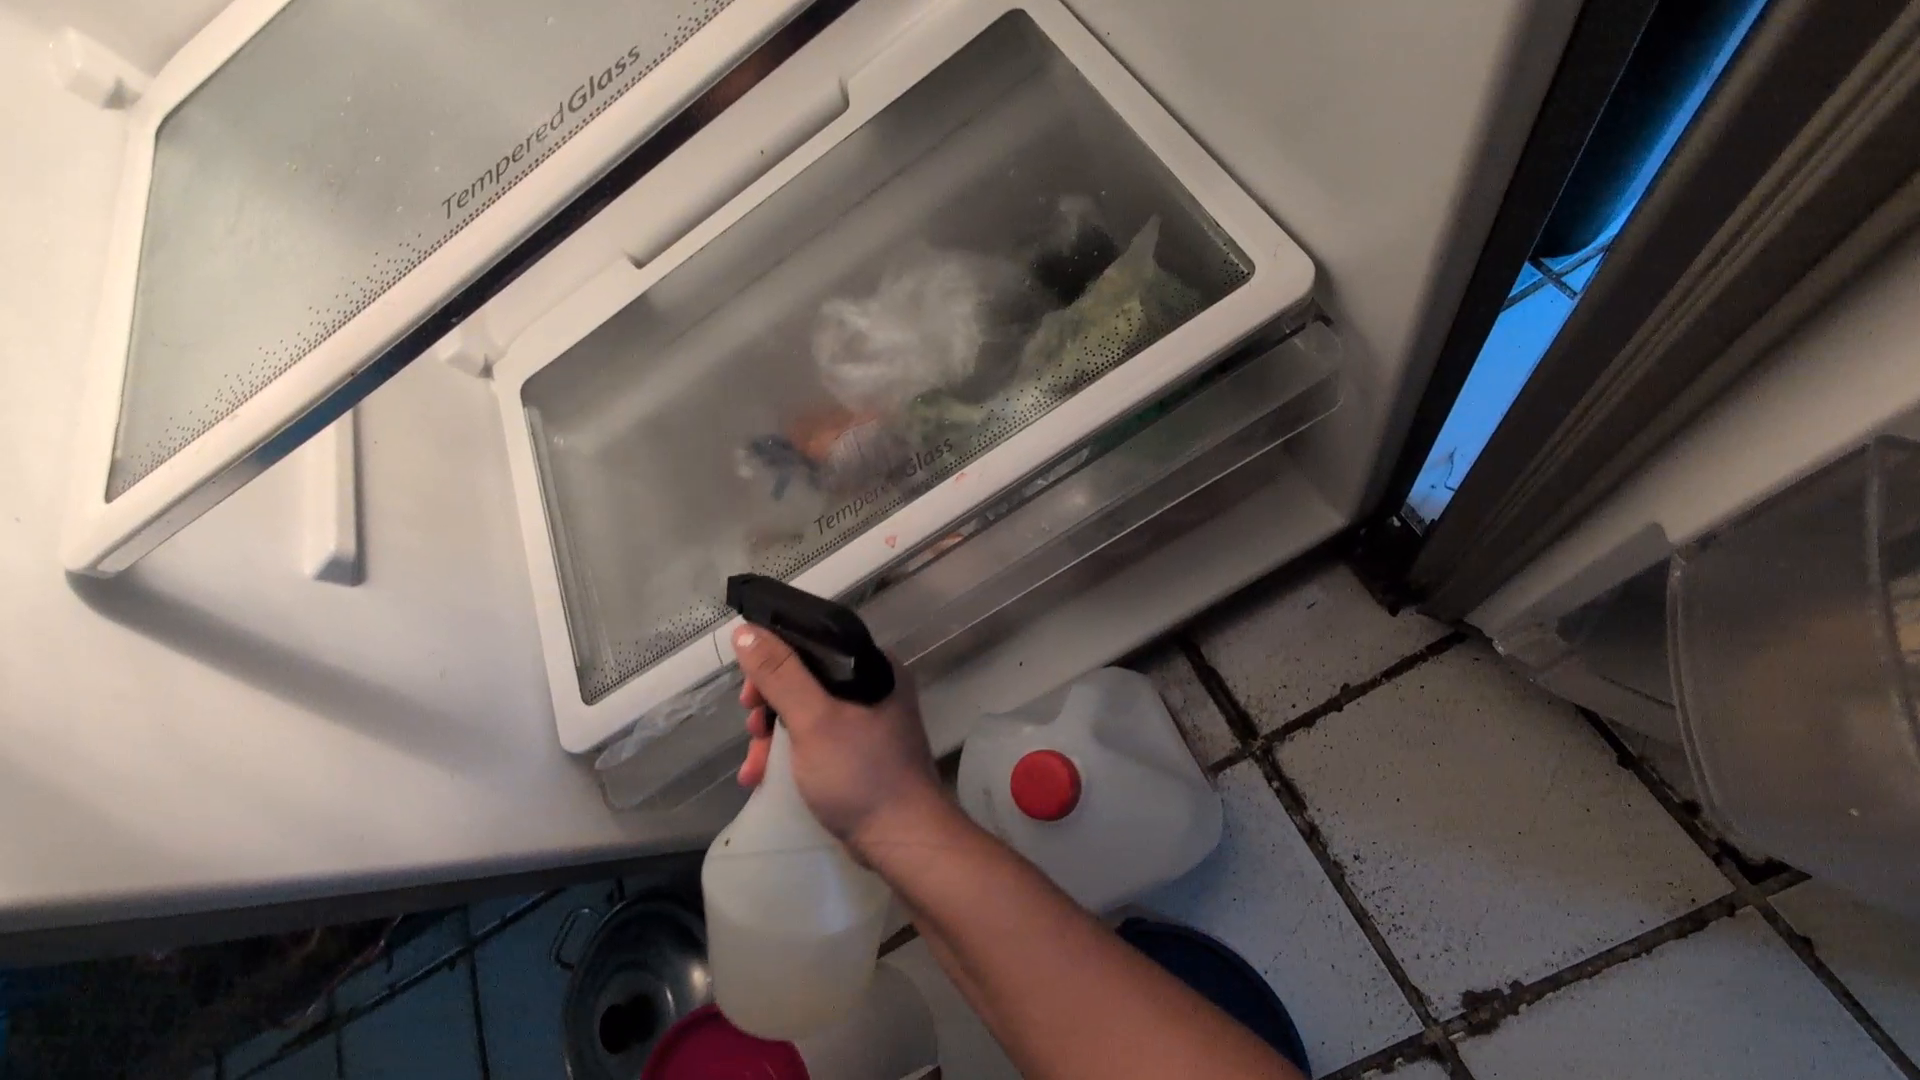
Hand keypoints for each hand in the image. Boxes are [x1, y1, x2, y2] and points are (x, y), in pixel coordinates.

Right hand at [733, 624, 943, 860]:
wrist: (903, 839)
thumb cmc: (860, 773)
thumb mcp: (814, 719)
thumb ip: (780, 674)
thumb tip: (746, 630)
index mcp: (874, 667)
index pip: (814, 645)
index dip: (774, 661)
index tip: (750, 692)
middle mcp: (874, 688)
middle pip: (806, 681)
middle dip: (770, 708)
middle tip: (752, 730)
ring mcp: (868, 723)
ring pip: (807, 714)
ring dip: (773, 737)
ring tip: (754, 766)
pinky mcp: (860, 754)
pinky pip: (816, 741)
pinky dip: (789, 755)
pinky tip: (762, 777)